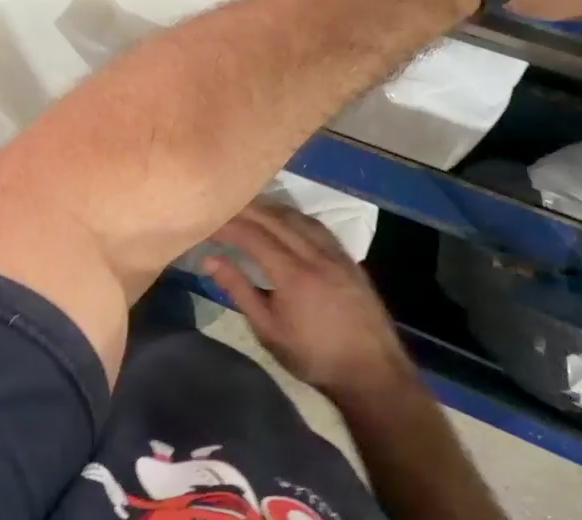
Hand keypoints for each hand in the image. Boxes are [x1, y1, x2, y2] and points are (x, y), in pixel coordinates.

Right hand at [203, 204, 413, 402]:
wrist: (372, 375)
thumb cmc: (313, 357)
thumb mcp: (268, 330)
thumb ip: (238, 290)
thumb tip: (209, 260)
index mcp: (292, 274)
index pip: (252, 235)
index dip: (228, 224)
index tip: (208, 221)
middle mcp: (315, 256)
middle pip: (275, 219)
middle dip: (245, 208)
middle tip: (222, 205)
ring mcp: (336, 255)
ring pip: (298, 217)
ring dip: (270, 208)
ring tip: (249, 206)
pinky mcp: (350, 260)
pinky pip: (318, 227)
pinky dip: (295, 217)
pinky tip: (285, 219)